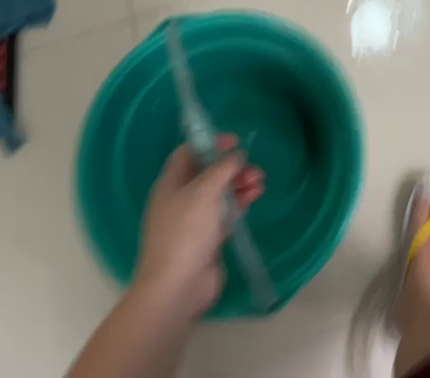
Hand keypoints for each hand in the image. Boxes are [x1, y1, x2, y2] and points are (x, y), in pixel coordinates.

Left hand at [132, 136, 264, 318]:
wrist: (176, 288)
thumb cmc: (185, 233)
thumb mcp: (203, 192)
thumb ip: (221, 169)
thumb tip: (236, 155)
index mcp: (170, 184)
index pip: (188, 153)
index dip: (209, 143)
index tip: (233, 141)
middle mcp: (180, 199)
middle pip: (207, 173)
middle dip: (230, 166)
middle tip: (252, 165)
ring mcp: (194, 221)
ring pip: (219, 193)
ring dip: (239, 183)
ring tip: (259, 180)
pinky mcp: (208, 239)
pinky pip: (226, 213)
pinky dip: (240, 202)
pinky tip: (255, 195)